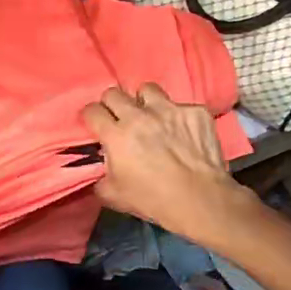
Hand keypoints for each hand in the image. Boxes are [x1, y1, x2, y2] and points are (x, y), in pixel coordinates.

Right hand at [81, 83, 266, 250]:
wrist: (200, 199)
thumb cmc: (152, 200)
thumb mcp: (112, 195)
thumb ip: (99, 176)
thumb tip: (100, 168)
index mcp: (116, 135)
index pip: (92, 110)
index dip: (91, 117)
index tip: (95, 125)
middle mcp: (140, 116)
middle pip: (114, 93)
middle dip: (112, 105)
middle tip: (119, 119)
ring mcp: (170, 110)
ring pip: (147, 89)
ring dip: (144, 102)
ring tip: (150, 116)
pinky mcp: (196, 112)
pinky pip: (180, 106)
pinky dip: (176, 117)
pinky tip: (181, 132)